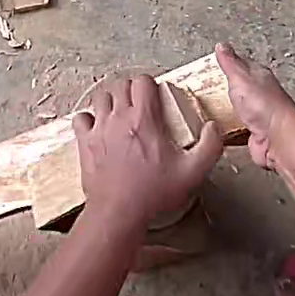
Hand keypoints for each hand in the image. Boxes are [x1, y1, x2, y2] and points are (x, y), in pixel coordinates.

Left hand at [72, 75, 223, 231]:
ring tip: (120, 113)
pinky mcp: (85, 143)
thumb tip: (213, 127)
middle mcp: (120, 118)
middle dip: (131, 91)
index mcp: (144, 119)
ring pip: (101, 97)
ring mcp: (100, 129)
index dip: (150, 85)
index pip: (143, 82)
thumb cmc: (152, 194)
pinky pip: (81, 117)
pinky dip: (89, 118)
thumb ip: (210, 146)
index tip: (155, 97)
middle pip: (121, 85)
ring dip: (111, 101)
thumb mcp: (192, 172)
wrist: (118, 213)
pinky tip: (98, 126)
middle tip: (139, 105)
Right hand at [215, 42, 294, 170]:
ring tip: (216, 107)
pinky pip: (240, 128)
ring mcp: (259, 114)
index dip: (230, 62)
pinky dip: (232, 127)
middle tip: (214, 84)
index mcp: (260, 76)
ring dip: (231, 108)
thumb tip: (222, 45)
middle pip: (243, 86)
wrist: (277, 137)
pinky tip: (224, 129)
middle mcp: (261, 94)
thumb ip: (230, 63)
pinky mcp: (255, 133)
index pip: (243, 64)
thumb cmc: (265, 105)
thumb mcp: (240, 77)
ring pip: (242, 107)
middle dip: (230, 85)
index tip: (219, 60)